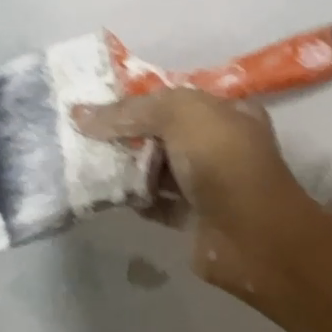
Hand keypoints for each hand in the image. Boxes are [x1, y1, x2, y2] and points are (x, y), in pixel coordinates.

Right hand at [73, 88, 313, 284]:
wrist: (250, 234)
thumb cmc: (222, 160)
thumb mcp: (179, 115)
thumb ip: (130, 111)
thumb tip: (80, 115)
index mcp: (227, 111)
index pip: (176, 98)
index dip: (138, 99)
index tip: (98, 104)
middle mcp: (220, 144)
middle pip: (163, 133)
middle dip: (127, 134)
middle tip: (86, 136)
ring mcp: (208, 183)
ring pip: (158, 169)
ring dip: (127, 168)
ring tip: (89, 163)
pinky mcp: (194, 217)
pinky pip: (156, 202)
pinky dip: (135, 199)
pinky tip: (109, 194)